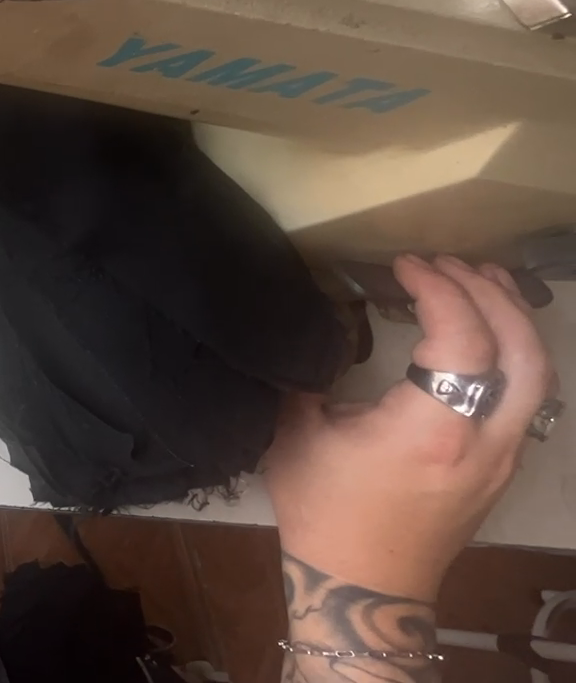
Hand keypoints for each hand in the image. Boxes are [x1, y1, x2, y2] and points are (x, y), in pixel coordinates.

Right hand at [267, 254, 554, 601]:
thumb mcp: (297, 430)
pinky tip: (474, 337)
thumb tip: (314, 332)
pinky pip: (526, 395)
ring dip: (511, 323)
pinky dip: (508, 352)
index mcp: (429, 429)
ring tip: (472, 284)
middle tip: (446, 262)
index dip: (440, 293)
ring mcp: (506, 456)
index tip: (405, 264)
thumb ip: (313, 376)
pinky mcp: (502, 464)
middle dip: (493, 297)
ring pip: (540, 377)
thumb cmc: (321, 502)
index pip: (461, 345)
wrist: (365, 573)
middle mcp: (486, 441)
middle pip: (526, 356)